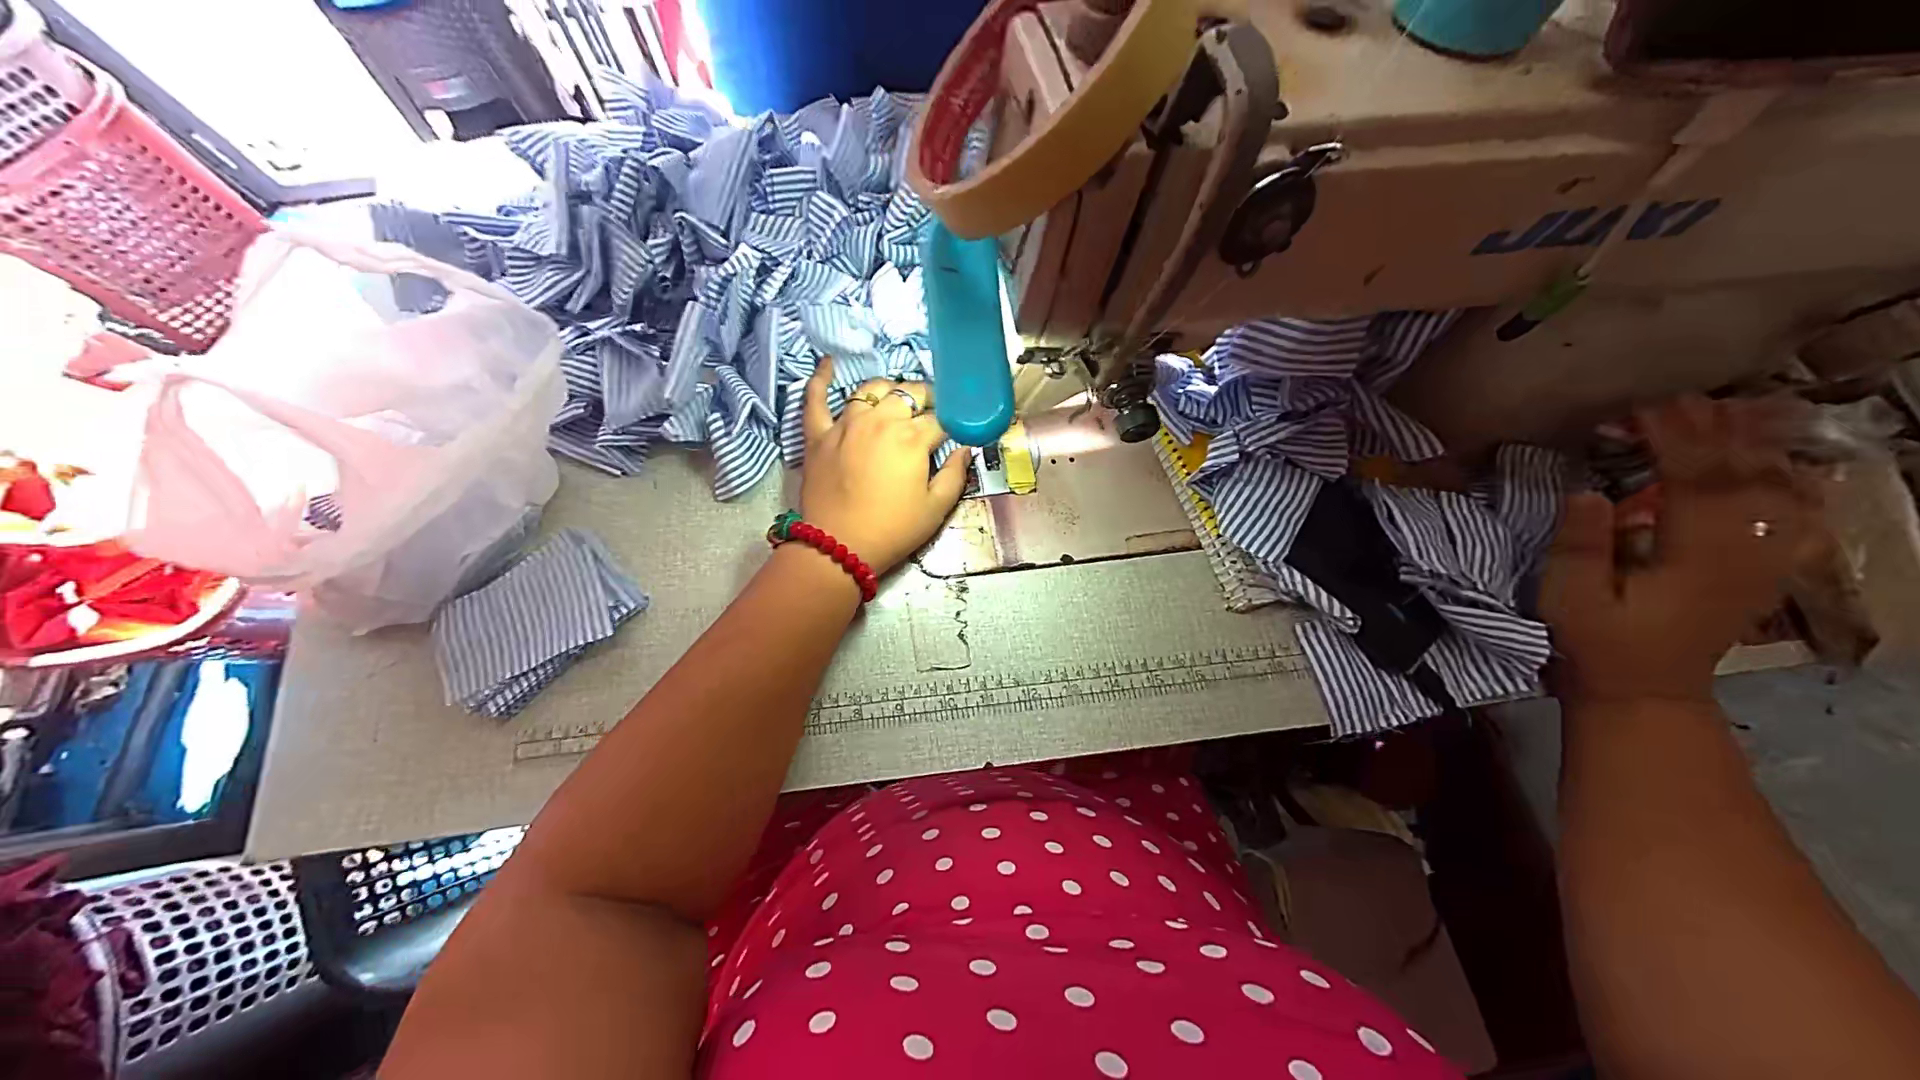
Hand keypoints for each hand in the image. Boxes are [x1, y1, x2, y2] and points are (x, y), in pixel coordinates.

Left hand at [798, 356, 970, 575]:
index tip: (955, 431)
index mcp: (912, 438)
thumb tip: (964, 449)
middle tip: (930, 414)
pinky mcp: (818, 435)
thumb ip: (955, 474)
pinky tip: (828, 365)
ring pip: (870, 390)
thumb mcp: (936, 508)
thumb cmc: (892, 530)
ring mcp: (845, 424)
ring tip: (895, 400)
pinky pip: (815, 399)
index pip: (939, 419)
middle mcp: (879, 421)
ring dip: (887, 391)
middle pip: (907, 395)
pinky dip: (821, 380)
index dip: (951, 424)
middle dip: (924, 400)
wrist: (838, 547)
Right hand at [1541, 396, 1819, 701]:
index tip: (1642, 409)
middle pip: (1745, 475)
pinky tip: (1768, 458)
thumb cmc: (1598, 641)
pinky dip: (1784, 475)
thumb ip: (1581, 545)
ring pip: (1778, 486)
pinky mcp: (1764, 564)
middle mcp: (1745, 551)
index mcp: (1697, 557)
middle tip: (1675, 400)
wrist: (1647, 687)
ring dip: (1752, 445)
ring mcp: (1764, 558)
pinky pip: (1794, 510)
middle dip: (1712, 430)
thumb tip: (1588, 492)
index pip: (1695, 480)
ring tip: (1721, 412)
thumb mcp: (1570, 598)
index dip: (1674, 438)